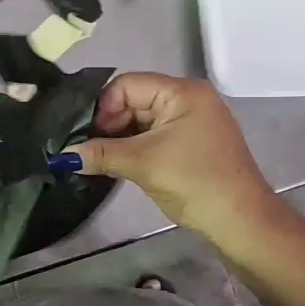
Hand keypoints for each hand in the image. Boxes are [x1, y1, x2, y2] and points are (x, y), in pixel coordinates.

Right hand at [69, 73, 274, 232]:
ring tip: (101, 160)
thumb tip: (62, 157)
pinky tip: (121, 163)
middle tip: (91, 152)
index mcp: (182, 91)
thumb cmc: (195, 182)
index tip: (89, 137)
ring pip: (143, 118)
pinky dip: (137, 146)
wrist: (242, 221)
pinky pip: (156, 133)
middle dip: (110, 124)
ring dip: (121, 138)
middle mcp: (189, 97)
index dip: (103, 108)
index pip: (127, 84)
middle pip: (134, 99)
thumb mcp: (143, 164)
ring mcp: (193, 119)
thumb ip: (101, 154)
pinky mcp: (193, 141)